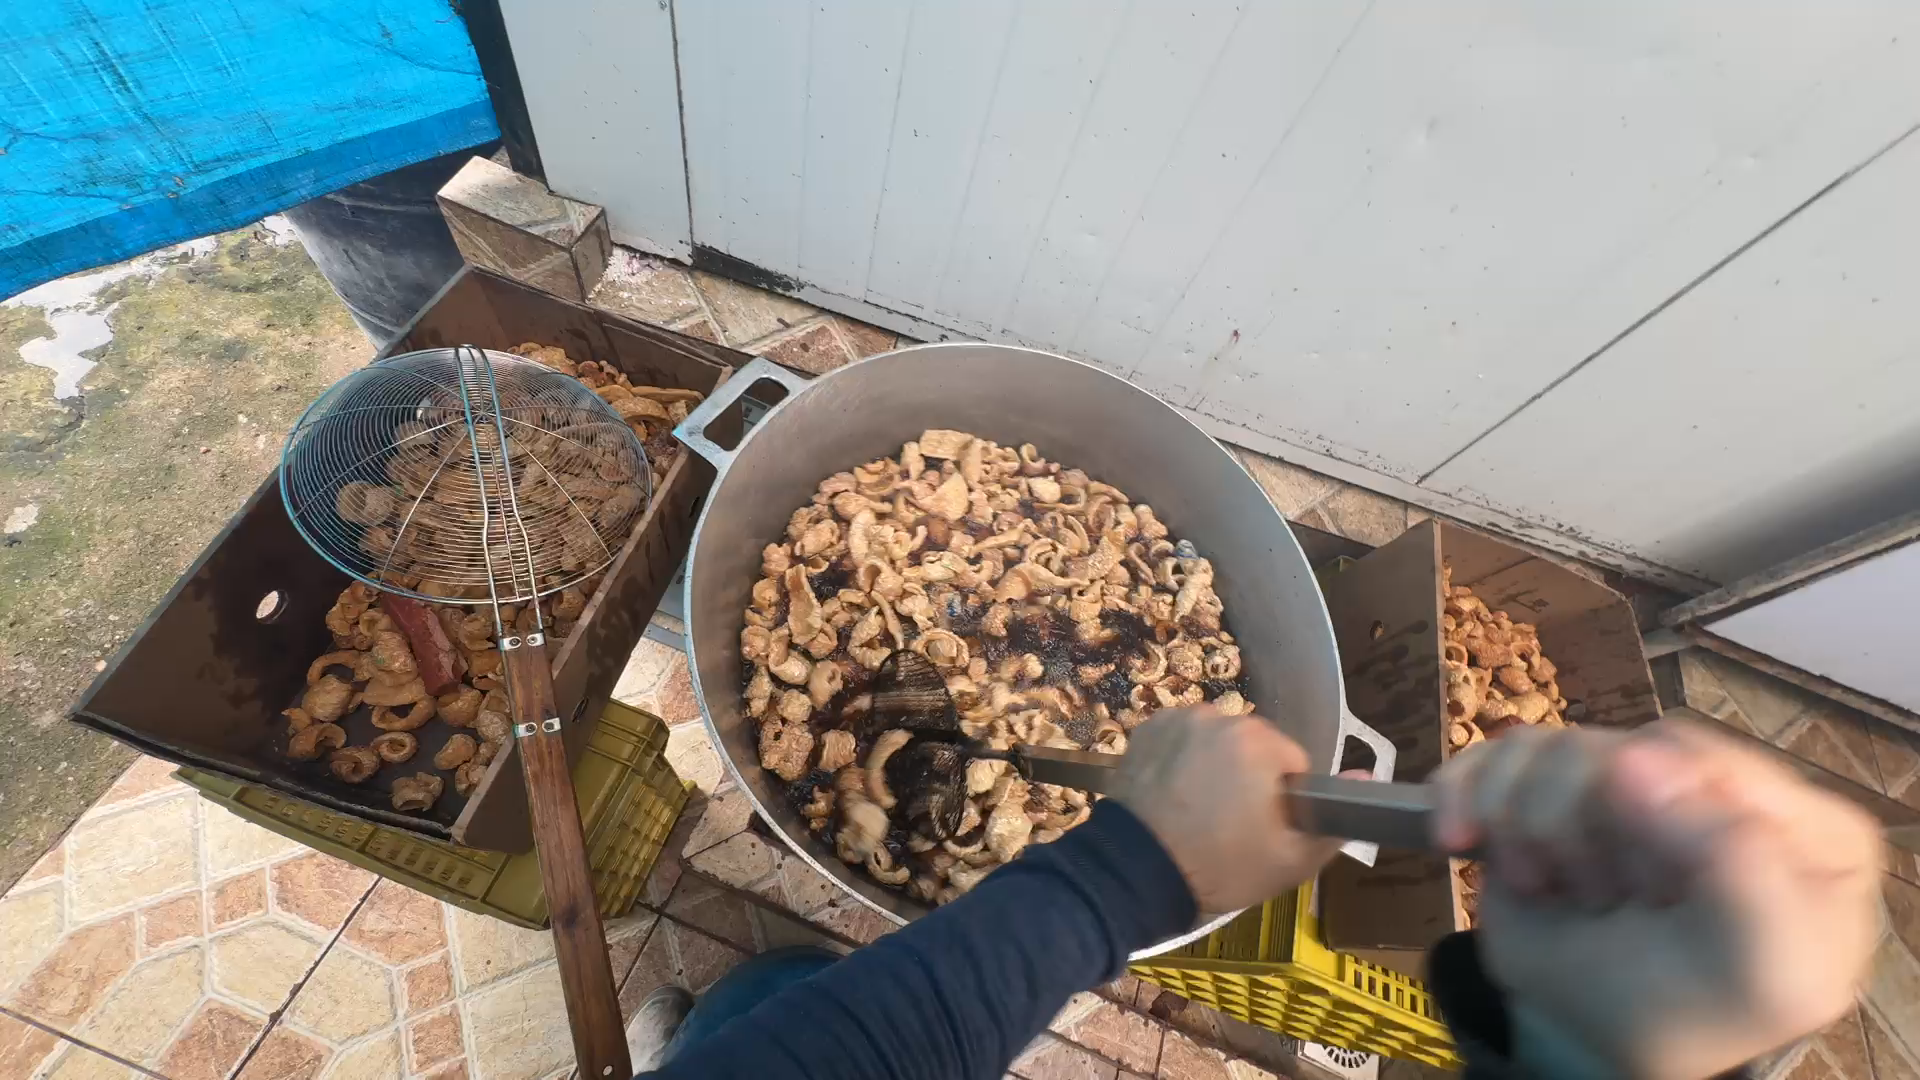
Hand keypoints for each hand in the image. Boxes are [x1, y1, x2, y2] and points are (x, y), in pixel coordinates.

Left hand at [1108, 707, 1346, 912]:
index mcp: (1257, 739)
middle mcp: (1215, 716)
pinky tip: (1172, 791)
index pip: (1291, 760)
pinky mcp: (1145, 729)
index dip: (1283, 795)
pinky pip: (1180, 738)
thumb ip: (1335, 816)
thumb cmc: (1223, 864)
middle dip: (1248, 774)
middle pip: (1251, 744)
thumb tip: (1367, 775)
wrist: (1139, 869)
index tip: (1264, 824)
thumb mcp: (1293, 858)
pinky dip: (1180, 756)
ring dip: (1213, 762)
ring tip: (1198, 807)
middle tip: (1230, 819)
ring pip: (1214, 739)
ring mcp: (1175, 719)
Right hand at [1434, 720, 1880, 1079]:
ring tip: (1537, 882)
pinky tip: (1457, 839)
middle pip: (1604, 750)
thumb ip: (1742, 875)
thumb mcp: (1753, 972)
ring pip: (1533, 748)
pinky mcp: (1529, 779)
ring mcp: (1604, 775)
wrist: (1573, 1021)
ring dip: (1514, 823)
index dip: (1655, 816)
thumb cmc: (1678, 1007)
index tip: (1648, 888)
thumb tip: (1634, 757)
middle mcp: (1696, 783)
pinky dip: (1457, 797)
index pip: (1703, 759)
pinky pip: (1480, 753)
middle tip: (1596, 895)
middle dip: (1576, 828)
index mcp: (1786, 823)